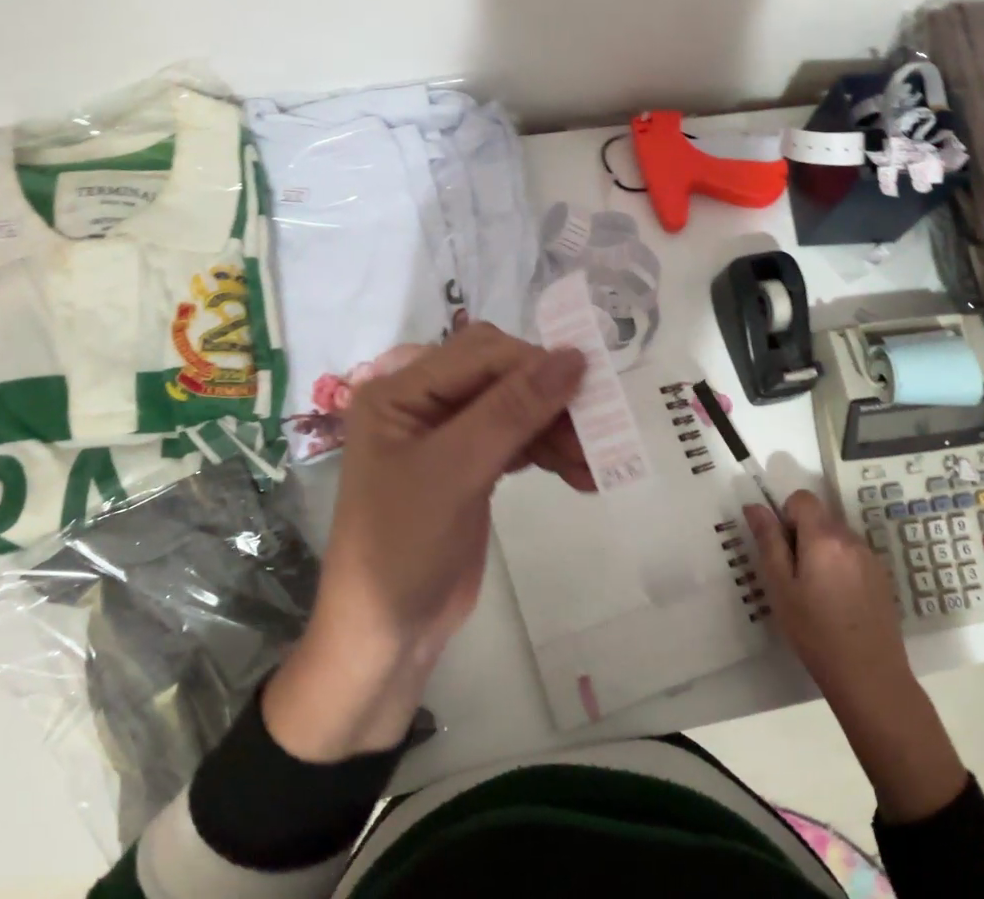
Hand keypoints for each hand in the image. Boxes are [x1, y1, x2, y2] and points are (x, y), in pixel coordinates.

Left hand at [266, 325, 589, 760]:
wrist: (387, 631)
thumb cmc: (402, 546)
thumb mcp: (454, 472)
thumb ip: (511, 411)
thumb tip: (574, 357)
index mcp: (398, 389)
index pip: (480, 352)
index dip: (535, 364)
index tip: (592, 391)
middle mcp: (421, 401)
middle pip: (501, 374)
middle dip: (549, 398)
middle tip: (596, 434)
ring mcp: (447, 434)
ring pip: (516, 406)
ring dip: (556, 428)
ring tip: (594, 466)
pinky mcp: (470, 465)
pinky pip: (517, 438)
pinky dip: (547, 450)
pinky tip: (577, 474)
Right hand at [745, 491, 967, 821]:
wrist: (868, 674)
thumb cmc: (814, 631)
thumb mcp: (780, 587)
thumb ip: (768, 542)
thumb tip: (756, 507)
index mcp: (824, 538)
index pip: (803, 498)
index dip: (785, 516)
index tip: (779, 549)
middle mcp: (851, 539)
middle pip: (820, 517)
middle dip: (800, 536)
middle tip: (790, 576)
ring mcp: (870, 558)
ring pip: (836, 538)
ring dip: (819, 552)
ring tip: (813, 593)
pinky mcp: (881, 577)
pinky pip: (852, 556)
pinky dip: (838, 567)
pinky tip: (835, 603)